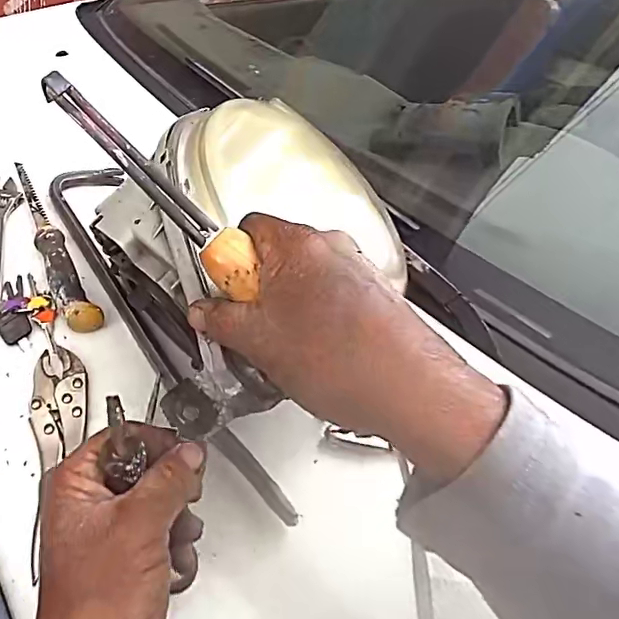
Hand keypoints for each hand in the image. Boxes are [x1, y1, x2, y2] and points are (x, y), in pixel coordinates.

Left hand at [0, 427, 205, 618]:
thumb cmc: (92, 616)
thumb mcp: (140, 525)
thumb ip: (168, 479)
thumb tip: (187, 453)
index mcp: (73, 488)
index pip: (117, 438)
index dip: (152, 440)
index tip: (181, 451)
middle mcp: (86, 512)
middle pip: (141, 471)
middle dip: (169, 490)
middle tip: (179, 500)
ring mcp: (107, 542)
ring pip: (156, 507)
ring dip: (175, 525)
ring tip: (173, 545)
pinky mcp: (127, 571)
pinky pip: (161, 541)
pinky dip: (173, 554)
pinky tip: (171, 573)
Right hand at [188, 213, 507, 480]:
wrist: (412, 391)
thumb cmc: (350, 362)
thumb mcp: (259, 343)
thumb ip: (221, 320)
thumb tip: (206, 312)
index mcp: (296, 245)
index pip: (244, 228)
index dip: (226, 262)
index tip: (223, 292)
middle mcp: (329, 246)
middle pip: (271, 254)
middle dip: (254, 290)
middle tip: (250, 326)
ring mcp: (354, 268)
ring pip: (300, 278)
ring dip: (284, 307)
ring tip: (285, 348)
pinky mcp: (371, 293)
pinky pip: (327, 296)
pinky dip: (314, 318)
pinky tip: (315, 354)